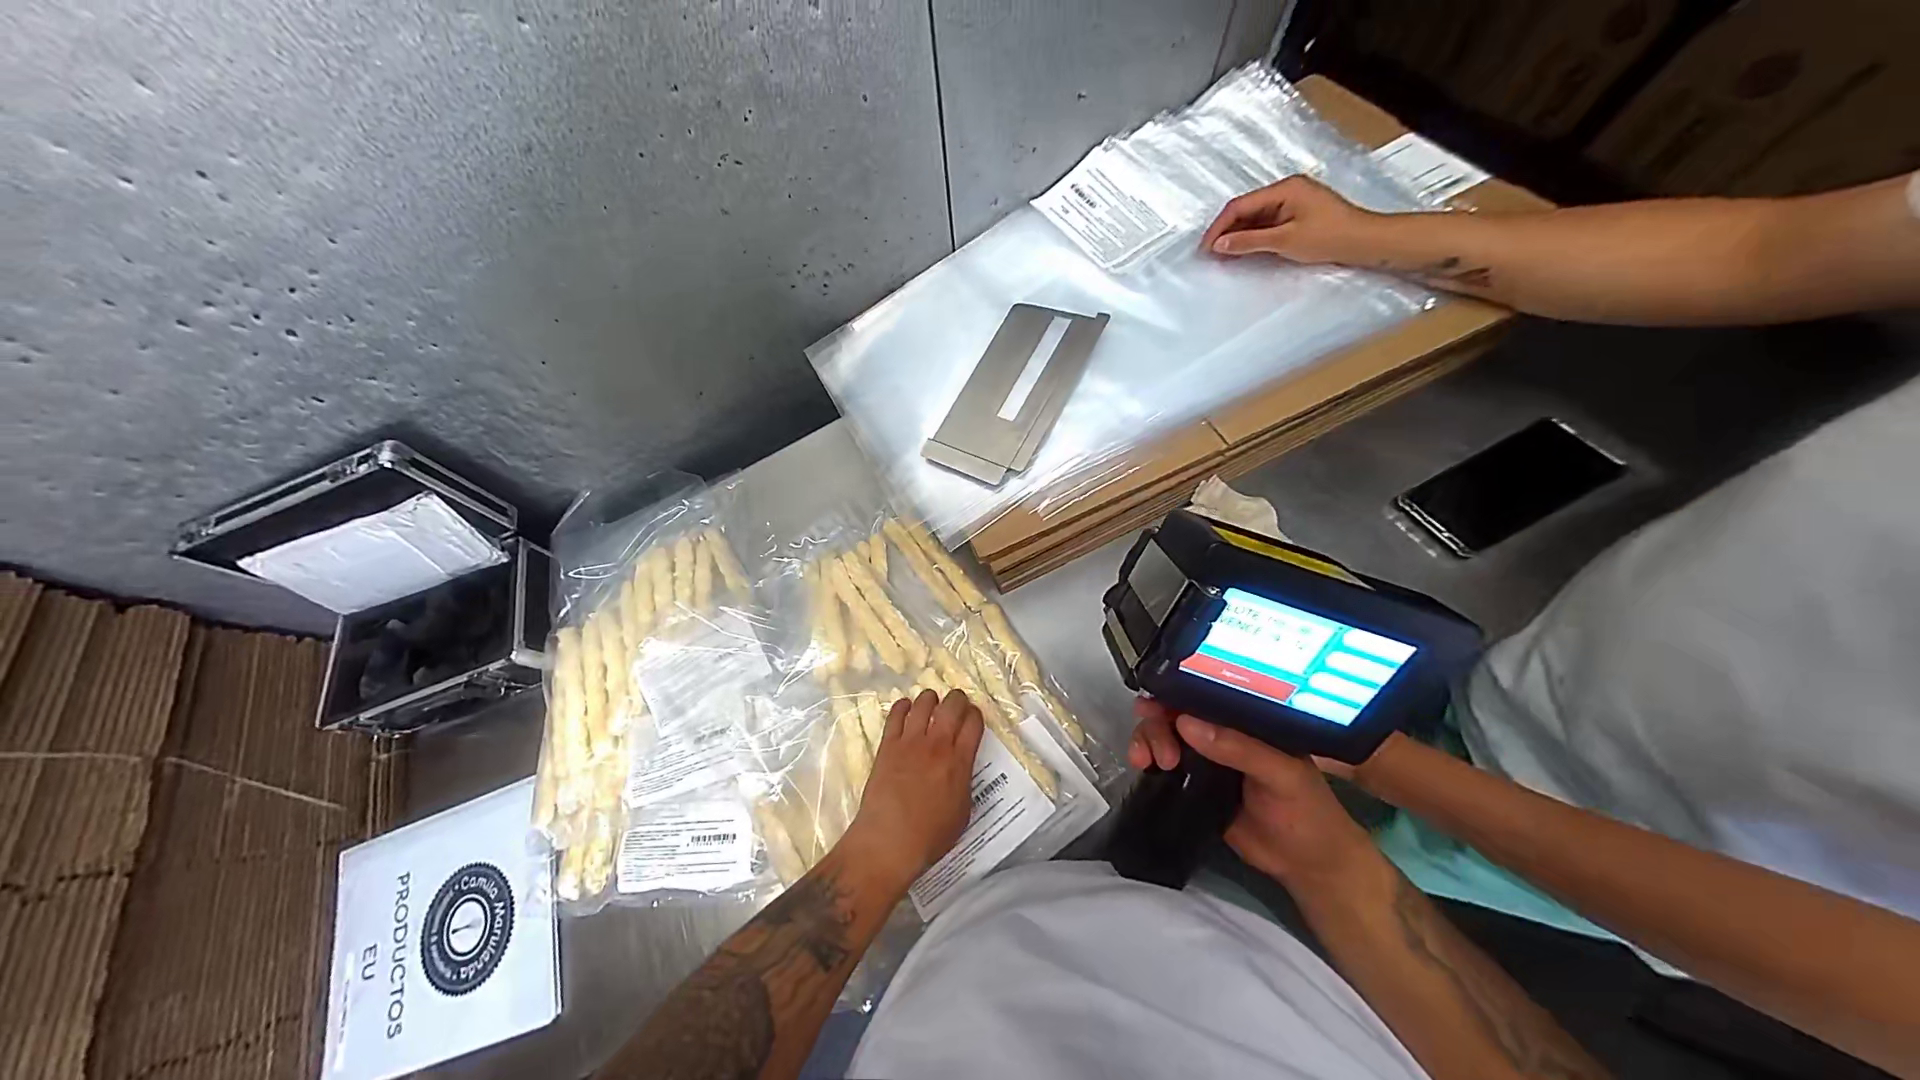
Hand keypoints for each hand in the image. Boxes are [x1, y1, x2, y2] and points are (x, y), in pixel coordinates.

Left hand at [841, 689, 983, 890]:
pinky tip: (906, 708)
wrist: (889, 841)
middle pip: (952, 705)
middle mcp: (937, 745)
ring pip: (924, 703)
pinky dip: (903, 706)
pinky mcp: (888, 745)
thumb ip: (964, 784)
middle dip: (958, 699)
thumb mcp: (962, 812)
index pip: (974, 723)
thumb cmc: (930, 836)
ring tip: (932, 703)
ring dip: (931, 699)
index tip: (973, 718)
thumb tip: (961, 770)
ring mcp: (910, 742)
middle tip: (957, 703)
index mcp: (960, 761)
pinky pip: (896, 715)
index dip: (976, 715)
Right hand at [1129, 699, 1382, 892]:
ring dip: (1148, 740)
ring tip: (1147, 763)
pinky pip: (1162, 763)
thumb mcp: (1281, 774)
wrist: (1305, 864)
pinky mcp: (1192, 783)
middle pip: (1177, 711)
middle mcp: (1222, 732)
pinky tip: (1142, 767)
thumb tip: (1186, 723)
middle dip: (1157, 724)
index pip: (1206, 693)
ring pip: (1164, 733)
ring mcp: (1205, 757)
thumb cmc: (1306, 811)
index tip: (1155, 704)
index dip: (1176, 692)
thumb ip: (1239, 748)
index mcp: (1246, 719)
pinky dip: (1146, 759)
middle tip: (1162, 754)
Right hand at [1200, 175, 1383, 262]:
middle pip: (1246, 209)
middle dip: (1225, 231)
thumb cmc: (1329, 237)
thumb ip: (1249, 241)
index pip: (1240, 206)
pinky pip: (1266, 224)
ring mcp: (1292, 201)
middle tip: (1209, 254)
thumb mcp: (1284, 241)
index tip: (1205, 249)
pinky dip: (1252, 237)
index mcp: (1283, 189)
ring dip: (1237, 235)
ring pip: (1254, 217)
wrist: (1365, 241)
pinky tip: (1242, 250)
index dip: (1219, 227)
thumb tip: (1219, 245)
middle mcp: (1286, 190)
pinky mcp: (1297, 214)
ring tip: (1222, 255)